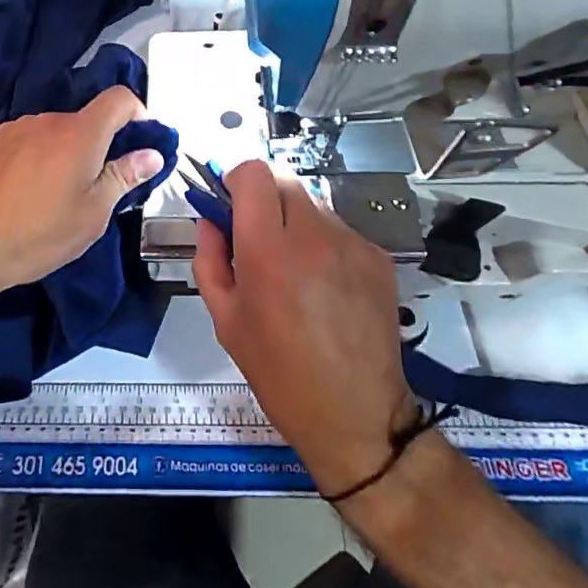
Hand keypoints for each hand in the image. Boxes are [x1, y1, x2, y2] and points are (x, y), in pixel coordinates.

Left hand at [0, 85, 166, 300]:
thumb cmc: (37, 234)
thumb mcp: (93, 214)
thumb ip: (125, 176)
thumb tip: (152, 153)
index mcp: (79, 133)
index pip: (119, 98)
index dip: (138, 113)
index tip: (142, 141)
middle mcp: (48, 120)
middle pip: (88, 119)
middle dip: (103, 144)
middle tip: (103, 185)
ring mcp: (17, 129)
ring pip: (58, 131)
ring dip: (71, 152)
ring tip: (63, 195)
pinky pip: (33, 140)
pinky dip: (44, 156)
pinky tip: (33, 192)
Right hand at [192, 161, 415, 495]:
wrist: (357, 414)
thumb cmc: (279, 373)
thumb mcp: (226, 321)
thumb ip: (210, 260)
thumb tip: (210, 221)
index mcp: (268, 251)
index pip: (254, 173)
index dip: (237, 179)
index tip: (230, 202)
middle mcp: (314, 236)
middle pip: (283, 179)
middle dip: (263, 196)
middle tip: (256, 233)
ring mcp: (352, 243)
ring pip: (313, 203)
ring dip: (294, 219)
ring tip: (294, 267)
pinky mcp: (378, 256)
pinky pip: (339, 230)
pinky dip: (323, 242)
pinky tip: (324, 284)